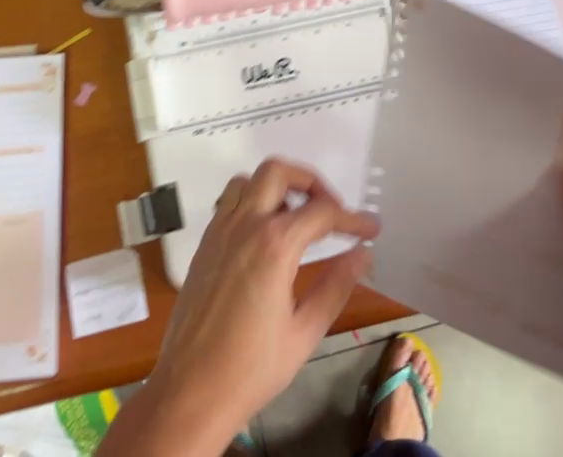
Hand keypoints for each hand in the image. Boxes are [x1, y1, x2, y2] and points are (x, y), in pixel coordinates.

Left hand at [99, 159, 379, 456]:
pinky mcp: (204, 245)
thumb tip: (362, 254)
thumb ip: (336, 285)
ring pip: (247, 181)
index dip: (352, 219)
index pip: (322, 212)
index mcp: (273, 245)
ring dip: (276, 188)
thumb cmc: (252, 368)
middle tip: (330, 211)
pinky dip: (252, 202)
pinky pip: (228, 203)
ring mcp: (218, 231)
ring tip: (298, 218)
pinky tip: (267, 236)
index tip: (371, 230)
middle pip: (277, 172)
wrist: (191, 390)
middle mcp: (243, 225)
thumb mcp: (305, 331)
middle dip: (310, 181)